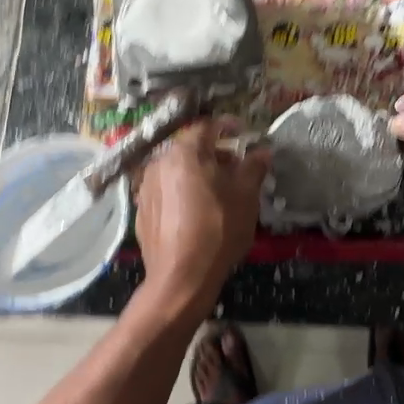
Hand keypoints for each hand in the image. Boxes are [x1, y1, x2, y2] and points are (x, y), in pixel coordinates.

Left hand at [132, 117, 270, 322]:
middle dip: (214, 154)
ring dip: (197, 174)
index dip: (228, 127)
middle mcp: (159, 163)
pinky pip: (166, 192)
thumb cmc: (218, 229)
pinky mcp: (142, 212)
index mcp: (185, 152)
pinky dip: (182, 193)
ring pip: (176, 171)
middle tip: (236, 168)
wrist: (181, 277)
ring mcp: (146, 188)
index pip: (208, 127)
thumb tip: (262, 151)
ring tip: (218, 193)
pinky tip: (196, 213)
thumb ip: (254, 167)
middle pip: (190, 149)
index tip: (243, 135)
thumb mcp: (246, 196)